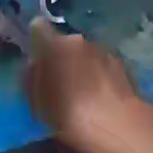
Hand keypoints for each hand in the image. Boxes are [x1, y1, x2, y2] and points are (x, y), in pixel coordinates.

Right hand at [25, 18, 151, 152]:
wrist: (116, 124)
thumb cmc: (69, 114)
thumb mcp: (38, 102)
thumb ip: (31, 77)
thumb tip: (33, 64)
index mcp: (53, 44)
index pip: (38, 28)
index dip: (37, 40)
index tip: (37, 57)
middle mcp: (76, 39)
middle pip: (63, 42)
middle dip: (61, 56)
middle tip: (60, 82)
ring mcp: (101, 48)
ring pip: (84, 53)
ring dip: (82, 65)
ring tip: (84, 92)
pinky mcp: (120, 62)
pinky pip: (102, 64)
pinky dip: (99, 74)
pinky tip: (102, 95)